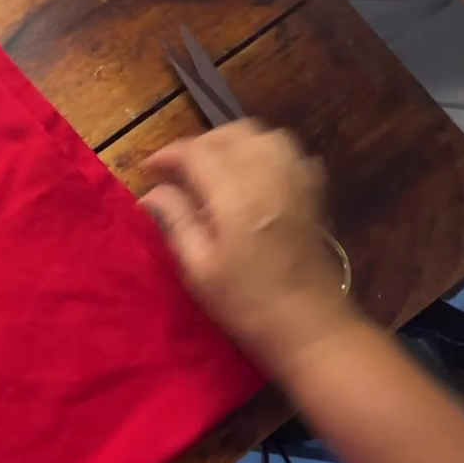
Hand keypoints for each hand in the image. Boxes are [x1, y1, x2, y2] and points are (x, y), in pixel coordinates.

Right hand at [140, 121, 360, 369]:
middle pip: (232, 133)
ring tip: (215, 167)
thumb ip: (175, 221)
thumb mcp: (198, 269)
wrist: (311, 329)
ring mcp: (297, 182)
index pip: (196, 152)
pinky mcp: (314, 193)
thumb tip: (150, 193)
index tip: (150, 170)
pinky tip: (254, 176)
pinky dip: (267, 153)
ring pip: (264, 135)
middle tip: (180, 170)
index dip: (169, 154)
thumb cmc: (246, 305)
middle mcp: (269, 178)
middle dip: (200, 143)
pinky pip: (291, 153)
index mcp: (236, 197)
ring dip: (234, 142)